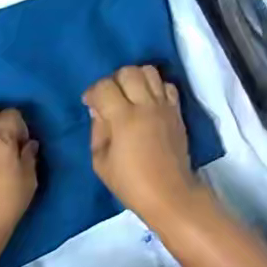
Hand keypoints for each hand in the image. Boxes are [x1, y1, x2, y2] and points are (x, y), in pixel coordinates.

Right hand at [84, 65, 212, 228]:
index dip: (92, 92)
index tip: (89, 104)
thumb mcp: (100, 162)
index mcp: (124, 118)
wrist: (170, 194)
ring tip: (129, 96)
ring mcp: (165, 107)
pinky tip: (148, 103)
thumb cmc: (130, 183)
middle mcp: (147, 106)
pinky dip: (155, 87)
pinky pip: (167, 86)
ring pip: (150, 72)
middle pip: (129, 72)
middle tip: (109, 98)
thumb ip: (97, 130)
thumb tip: (98, 110)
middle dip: (113, 80)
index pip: (104, 87)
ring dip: (135, 79)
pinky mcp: (177, 112)